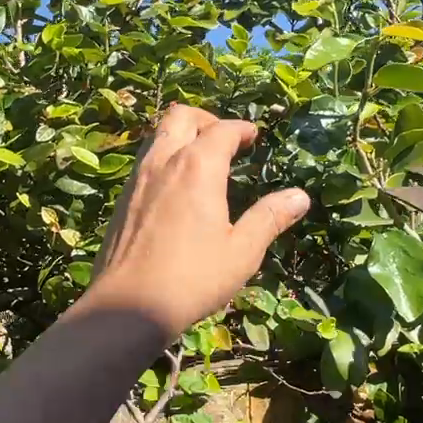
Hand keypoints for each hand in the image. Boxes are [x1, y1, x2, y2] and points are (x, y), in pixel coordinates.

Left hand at [78, 105, 309, 339]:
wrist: (127, 306)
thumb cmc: (192, 278)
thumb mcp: (241, 251)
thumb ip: (269, 218)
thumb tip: (300, 196)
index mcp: (198, 167)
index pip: (222, 130)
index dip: (241, 129)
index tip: (254, 138)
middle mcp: (164, 162)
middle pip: (181, 117)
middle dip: (207, 120)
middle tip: (225, 140)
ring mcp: (137, 179)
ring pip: (158, 136)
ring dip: (182, 136)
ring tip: (202, 161)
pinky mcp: (122, 198)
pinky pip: (146, 161)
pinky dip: (164, 158)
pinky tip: (176, 189)